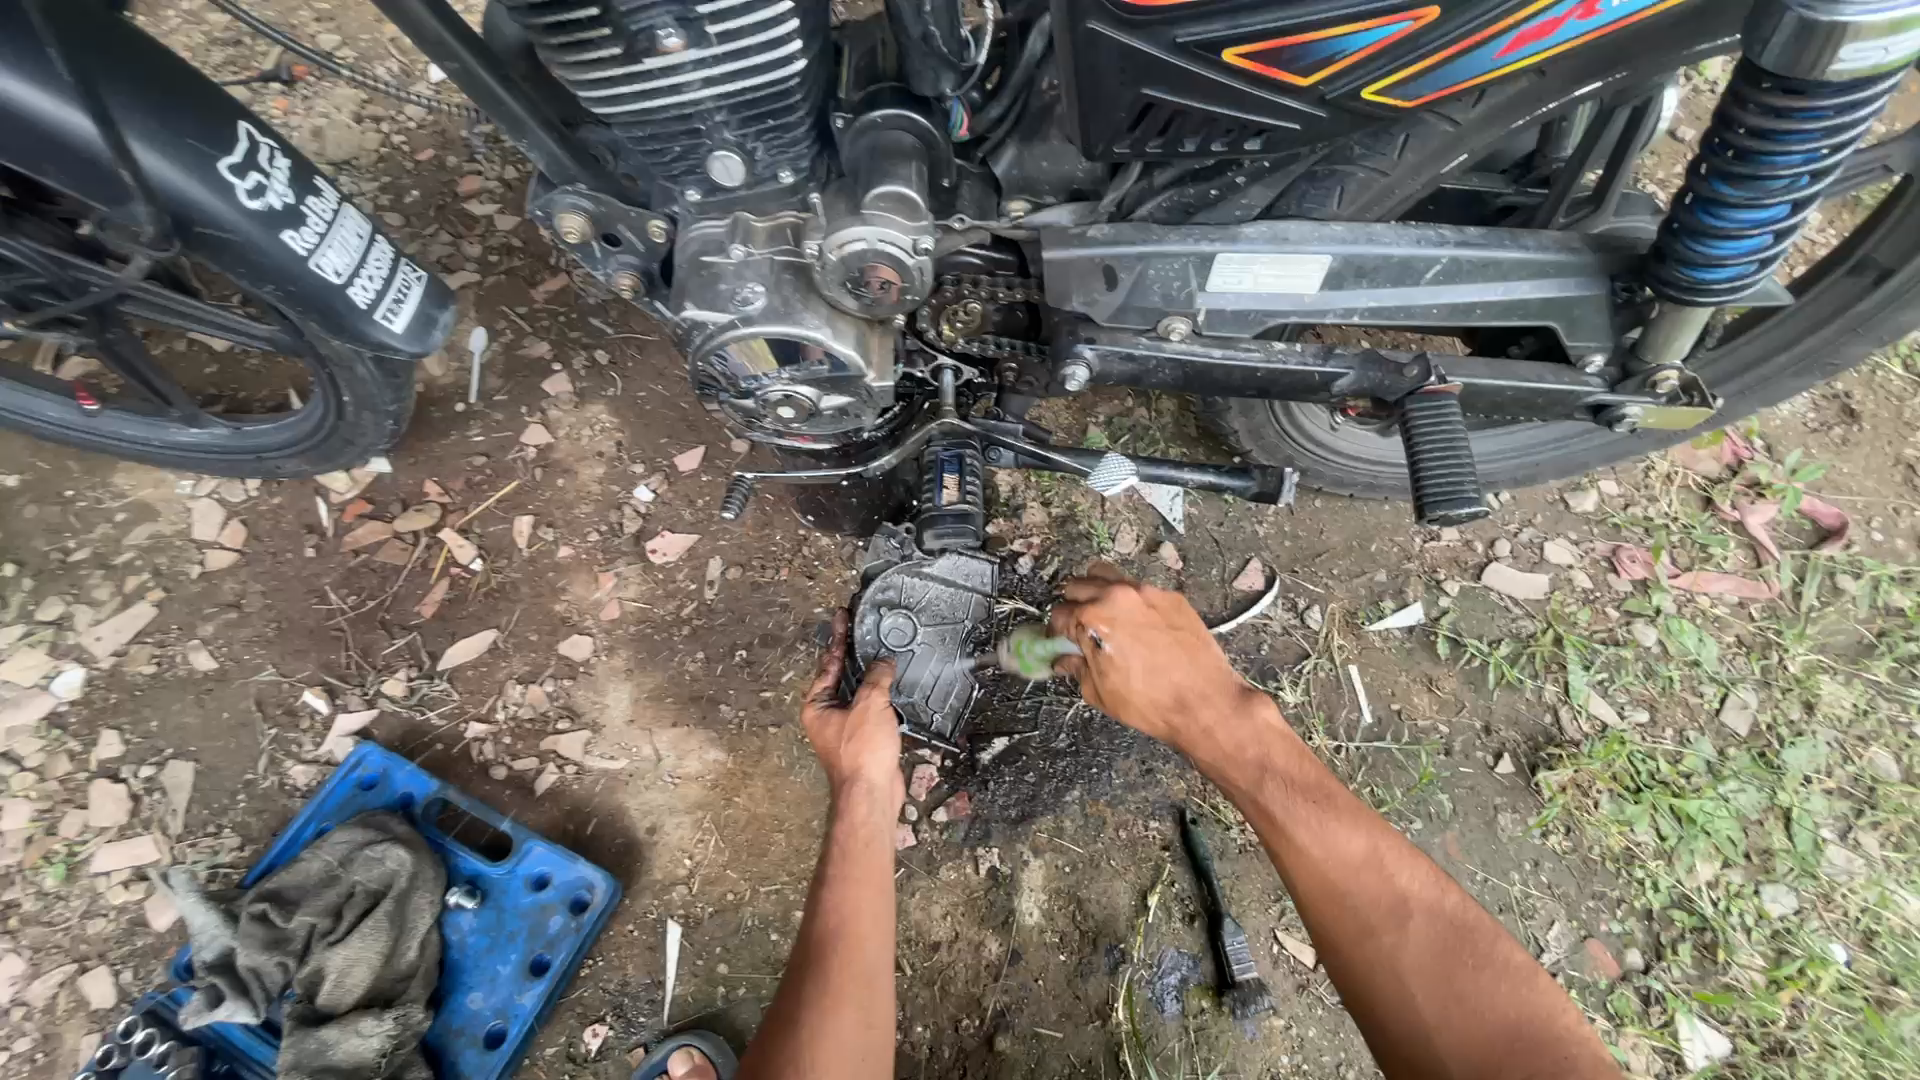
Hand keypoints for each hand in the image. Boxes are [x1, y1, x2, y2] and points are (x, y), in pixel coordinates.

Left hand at [801, 611, 902, 808]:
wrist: (872, 793)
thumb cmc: (861, 752)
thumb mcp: (869, 705)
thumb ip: (876, 678)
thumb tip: (883, 663)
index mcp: (817, 705)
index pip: (828, 662)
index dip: (837, 638)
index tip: (841, 617)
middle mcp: (827, 714)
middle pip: (841, 675)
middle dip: (853, 653)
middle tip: (862, 627)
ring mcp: (845, 726)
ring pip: (859, 691)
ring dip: (871, 674)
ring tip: (880, 649)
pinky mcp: (864, 736)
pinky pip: (872, 707)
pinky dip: (882, 694)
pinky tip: (893, 683)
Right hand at [1048, 567, 1268, 755]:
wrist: (1205, 702)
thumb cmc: (1151, 703)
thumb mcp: (1100, 692)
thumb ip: (1077, 668)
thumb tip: (1065, 660)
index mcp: (1093, 619)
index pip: (1058, 614)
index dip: (1056, 631)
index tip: (1060, 640)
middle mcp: (1116, 596)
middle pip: (1077, 586)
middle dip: (1072, 606)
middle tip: (1079, 627)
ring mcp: (1146, 592)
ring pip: (1106, 575)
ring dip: (1097, 591)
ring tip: (1105, 615)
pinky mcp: (1170, 596)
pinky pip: (1139, 588)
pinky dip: (1130, 600)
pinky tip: (1139, 624)